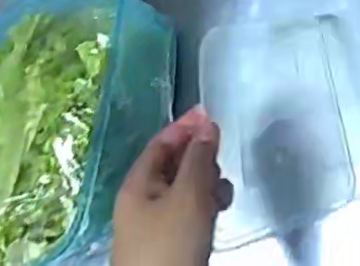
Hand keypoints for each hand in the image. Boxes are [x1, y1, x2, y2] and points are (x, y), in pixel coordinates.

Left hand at [112, 105, 231, 265]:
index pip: (162, 140)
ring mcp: (152, 226)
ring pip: (183, 188)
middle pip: (173, 162)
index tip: (213, 113)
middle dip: (199, 155)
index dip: (187, 124)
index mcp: (137, 183)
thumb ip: (199, 156)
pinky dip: (204, 205)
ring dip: (205, 181)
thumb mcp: (189, 194)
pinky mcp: (167, 246)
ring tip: (222, 191)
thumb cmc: (171, 246)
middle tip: (220, 158)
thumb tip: (207, 125)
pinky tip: (219, 211)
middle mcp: (141, 200)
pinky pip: (187, 212)